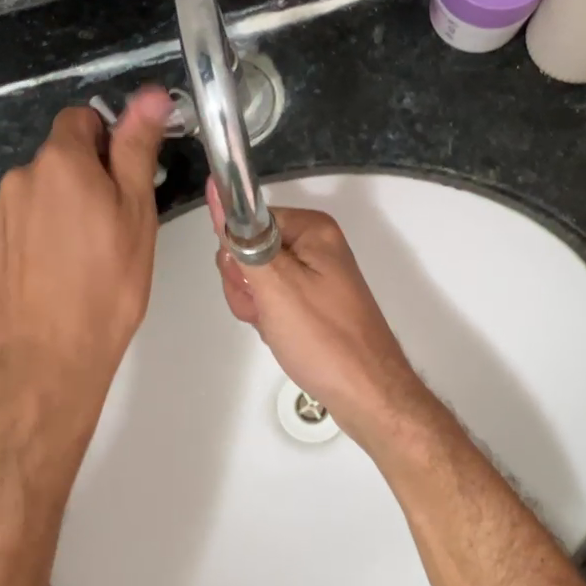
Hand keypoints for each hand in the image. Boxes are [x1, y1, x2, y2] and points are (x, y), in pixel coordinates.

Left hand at [0, 89, 172, 464]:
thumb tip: (149, 95)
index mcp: (58, 162)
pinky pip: (28, 222)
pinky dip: (48, 234)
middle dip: (90, 176)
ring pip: (45, 192)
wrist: (50, 358)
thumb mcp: (136, 212)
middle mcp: (20, 178)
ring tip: (93, 255)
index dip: (110, 139)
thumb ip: (137, 148)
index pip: (81, 118)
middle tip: (120, 223)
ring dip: (68, 206)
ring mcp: (1, 215)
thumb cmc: (107, 286)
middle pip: (61, 157)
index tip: (128, 177)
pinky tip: (65, 271)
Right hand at [208, 185, 437, 454]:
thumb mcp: (275, 286)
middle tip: (267, 311)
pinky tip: (281, 335)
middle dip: (247, 285)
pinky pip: (273, 298)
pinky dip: (269, 318)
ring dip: (255, 305)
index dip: (240, 255)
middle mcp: (316, 245)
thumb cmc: (325, 341)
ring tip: (277, 327)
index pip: (248, 221)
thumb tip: (219, 191)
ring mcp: (316, 274)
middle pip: (251, 249)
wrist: (366, 394)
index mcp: (312, 229)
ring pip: (257, 278)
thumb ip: (242, 241)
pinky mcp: (314, 301)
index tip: (252, 284)